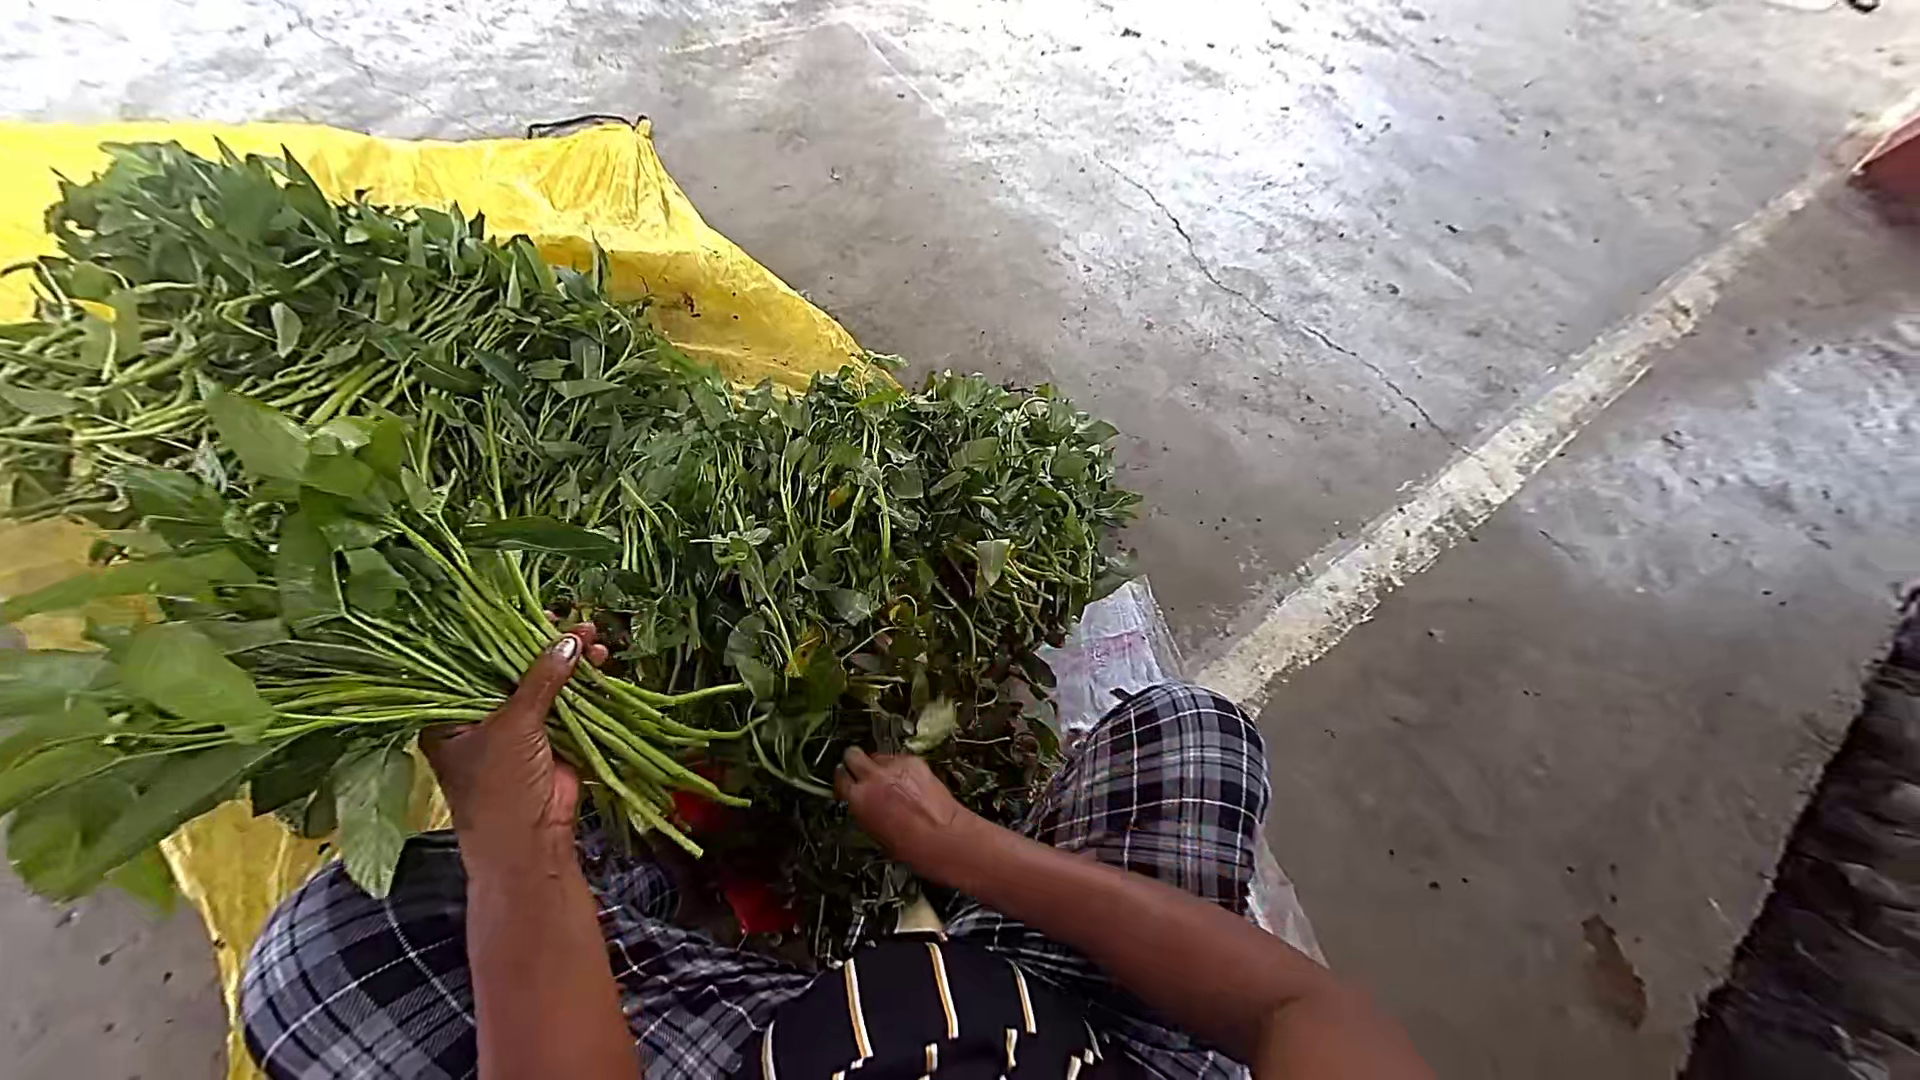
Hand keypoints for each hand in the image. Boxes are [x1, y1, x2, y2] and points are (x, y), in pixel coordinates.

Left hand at [422, 625, 608, 870]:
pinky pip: (570, 698)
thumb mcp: (514, 727)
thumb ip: (541, 681)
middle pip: (518, 668)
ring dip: (573, 660)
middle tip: (575, 621)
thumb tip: (569, 640)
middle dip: (548, 645)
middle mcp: (485, 714)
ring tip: (595, 638)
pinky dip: (586, 680)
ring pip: (549, 680)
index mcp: (453, 714)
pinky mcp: (554, 732)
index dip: (506, 636)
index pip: (476, 663)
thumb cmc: (500, 785)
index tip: (534, 613)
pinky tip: (600, 661)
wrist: (531, 837)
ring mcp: (522, 724)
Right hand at [834, 747, 983, 880]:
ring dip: (879, 766)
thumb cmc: (910, 846)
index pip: (840, 777)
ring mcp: (894, 765)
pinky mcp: (914, 760)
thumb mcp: (874, 832)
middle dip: (855, 762)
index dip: (843, 780)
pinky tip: (908, 782)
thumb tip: (862, 801)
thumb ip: (864, 809)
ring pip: (877, 755)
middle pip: (852, 754)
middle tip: (862, 774)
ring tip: (889, 781)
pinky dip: (899, 767)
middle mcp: (873, 777)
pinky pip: (899, 758)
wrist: (943, 836)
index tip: (846, 783)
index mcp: (859, 798)